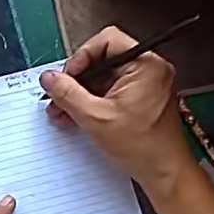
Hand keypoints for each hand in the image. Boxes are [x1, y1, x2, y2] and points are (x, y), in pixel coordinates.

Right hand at [40, 26, 190, 197]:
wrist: (163, 172)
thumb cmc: (143, 147)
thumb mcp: (95, 117)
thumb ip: (68, 93)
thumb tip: (49, 78)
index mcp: (145, 65)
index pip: (106, 40)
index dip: (82, 56)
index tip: (68, 76)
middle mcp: (149, 69)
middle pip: (103, 59)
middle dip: (77, 79)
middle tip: (60, 95)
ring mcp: (146, 83)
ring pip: (104, 77)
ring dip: (81, 92)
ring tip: (63, 109)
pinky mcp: (141, 98)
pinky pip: (111, 90)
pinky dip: (93, 101)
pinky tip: (76, 115)